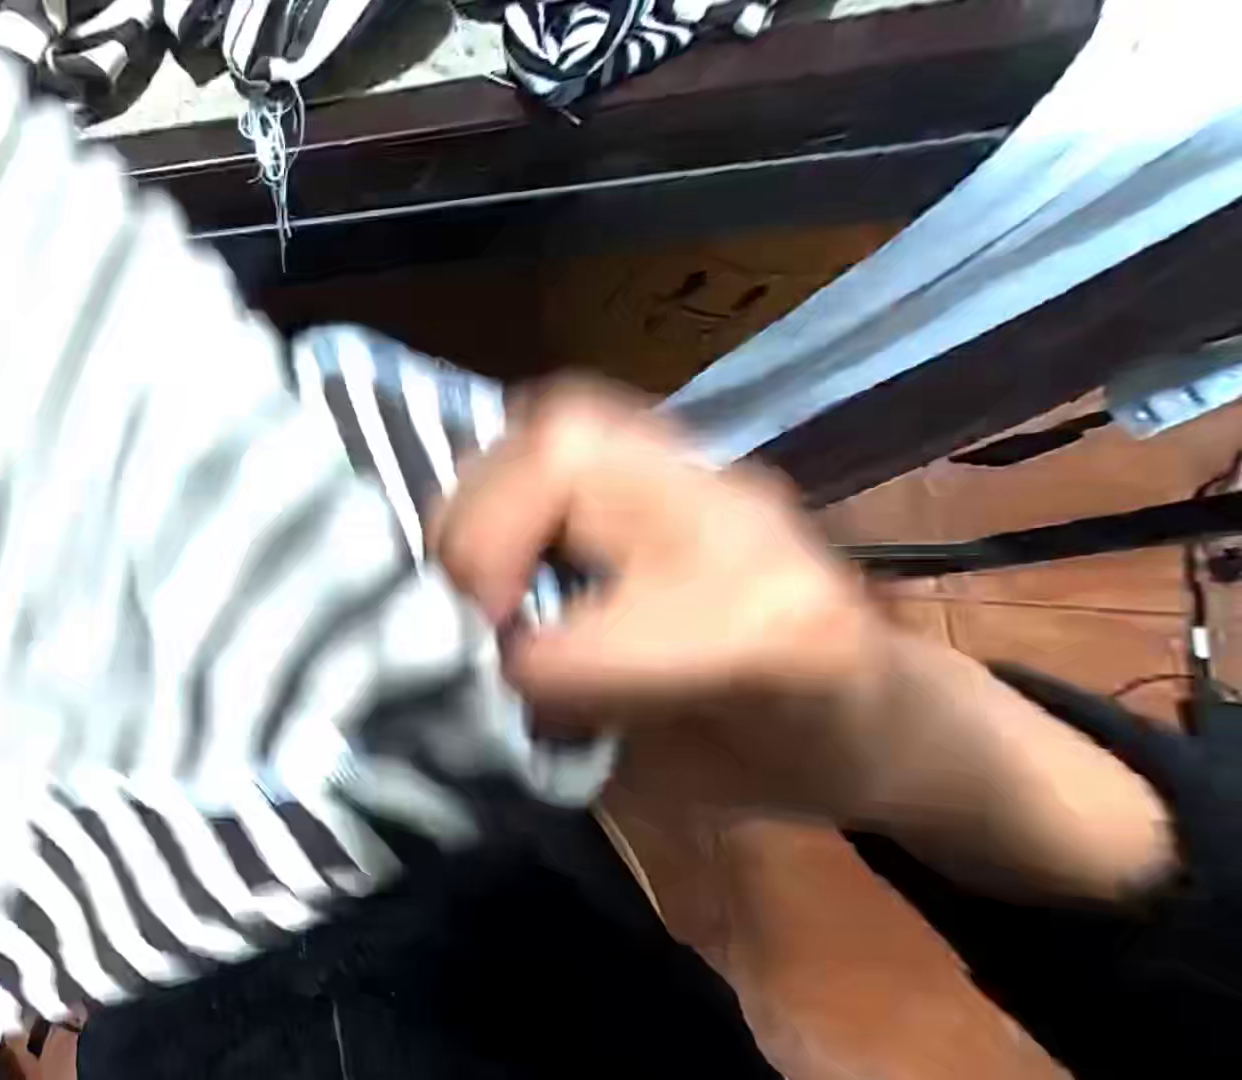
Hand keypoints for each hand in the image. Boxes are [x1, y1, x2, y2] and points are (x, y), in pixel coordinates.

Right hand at [433, 379, 1174, 900]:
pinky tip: (503, 516)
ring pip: (555, 425)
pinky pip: (566, 423)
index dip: (530, 663)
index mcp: (773, 635)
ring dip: (482, 494)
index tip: (507, 689)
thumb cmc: (789, 761)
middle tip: (464, 598)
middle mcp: (743, 523)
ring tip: (473, 558)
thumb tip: (477, 663)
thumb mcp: (679, 787)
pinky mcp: (683, 451)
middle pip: (563, 462)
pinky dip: (507, 466)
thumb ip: (571, 724)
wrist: (887, 701)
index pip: (601, 620)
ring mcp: (714, 469)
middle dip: (477, 533)